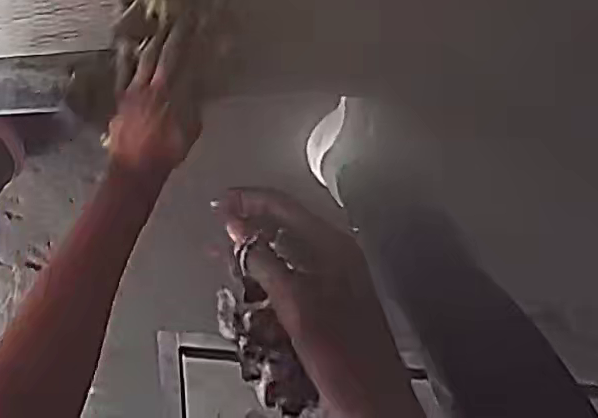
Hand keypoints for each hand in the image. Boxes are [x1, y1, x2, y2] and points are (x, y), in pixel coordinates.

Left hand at [105, 19, 201, 181]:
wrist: (135, 168)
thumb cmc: (166, 152)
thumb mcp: (190, 129)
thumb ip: (194, 105)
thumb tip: (199, 88)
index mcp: (168, 91)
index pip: (181, 58)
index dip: (188, 39)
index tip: (195, 23)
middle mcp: (150, 85)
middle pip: (161, 53)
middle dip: (171, 35)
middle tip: (178, 19)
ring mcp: (132, 90)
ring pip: (142, 59)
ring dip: (151, 42)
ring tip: (155, 27)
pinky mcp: (121, 98)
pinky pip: (123, 73)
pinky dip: (126, 59)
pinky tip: (126, 48)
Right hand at [217, 188, 423, 417]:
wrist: (375, 411)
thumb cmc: (347, 362)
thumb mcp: (294, 304)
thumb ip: (262, 260)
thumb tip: (236, 228)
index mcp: (333, 245)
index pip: (283, 204)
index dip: (248, 200)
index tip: (222, 203)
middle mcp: (335, 257)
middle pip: (283, 226)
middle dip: (250, 227)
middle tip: (222, 228)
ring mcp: (332, 280)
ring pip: (283, 253)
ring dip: (255, 254)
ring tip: (229, 257)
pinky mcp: (326, 304)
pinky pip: (289, 278)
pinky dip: (266, 279)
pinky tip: (249, 288)